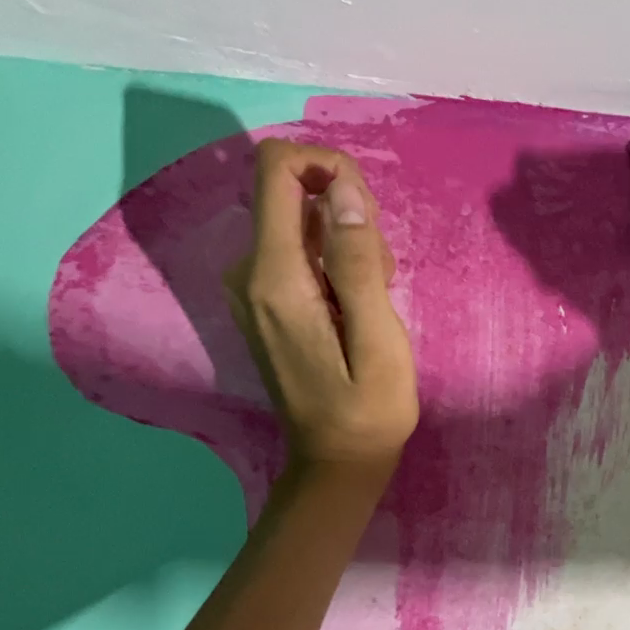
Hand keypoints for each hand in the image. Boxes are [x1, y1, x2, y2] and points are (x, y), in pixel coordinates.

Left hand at [226, 140, 417, 480]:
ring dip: (345, 242)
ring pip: (300, 222)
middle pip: (291, 193)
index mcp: (274, 277)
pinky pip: (297, 251)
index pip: (275, 170)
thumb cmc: (368, 410)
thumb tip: (342, 189)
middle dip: (346, 214)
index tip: (366, 207)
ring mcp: (251, 288)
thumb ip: (358, 262)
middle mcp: (249, 273)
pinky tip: (355, 305)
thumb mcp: (379, 338)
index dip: (325, 165)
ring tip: (373, 298)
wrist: (335, 463)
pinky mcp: (262, 302)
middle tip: (380, 271)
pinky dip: (332, 261)